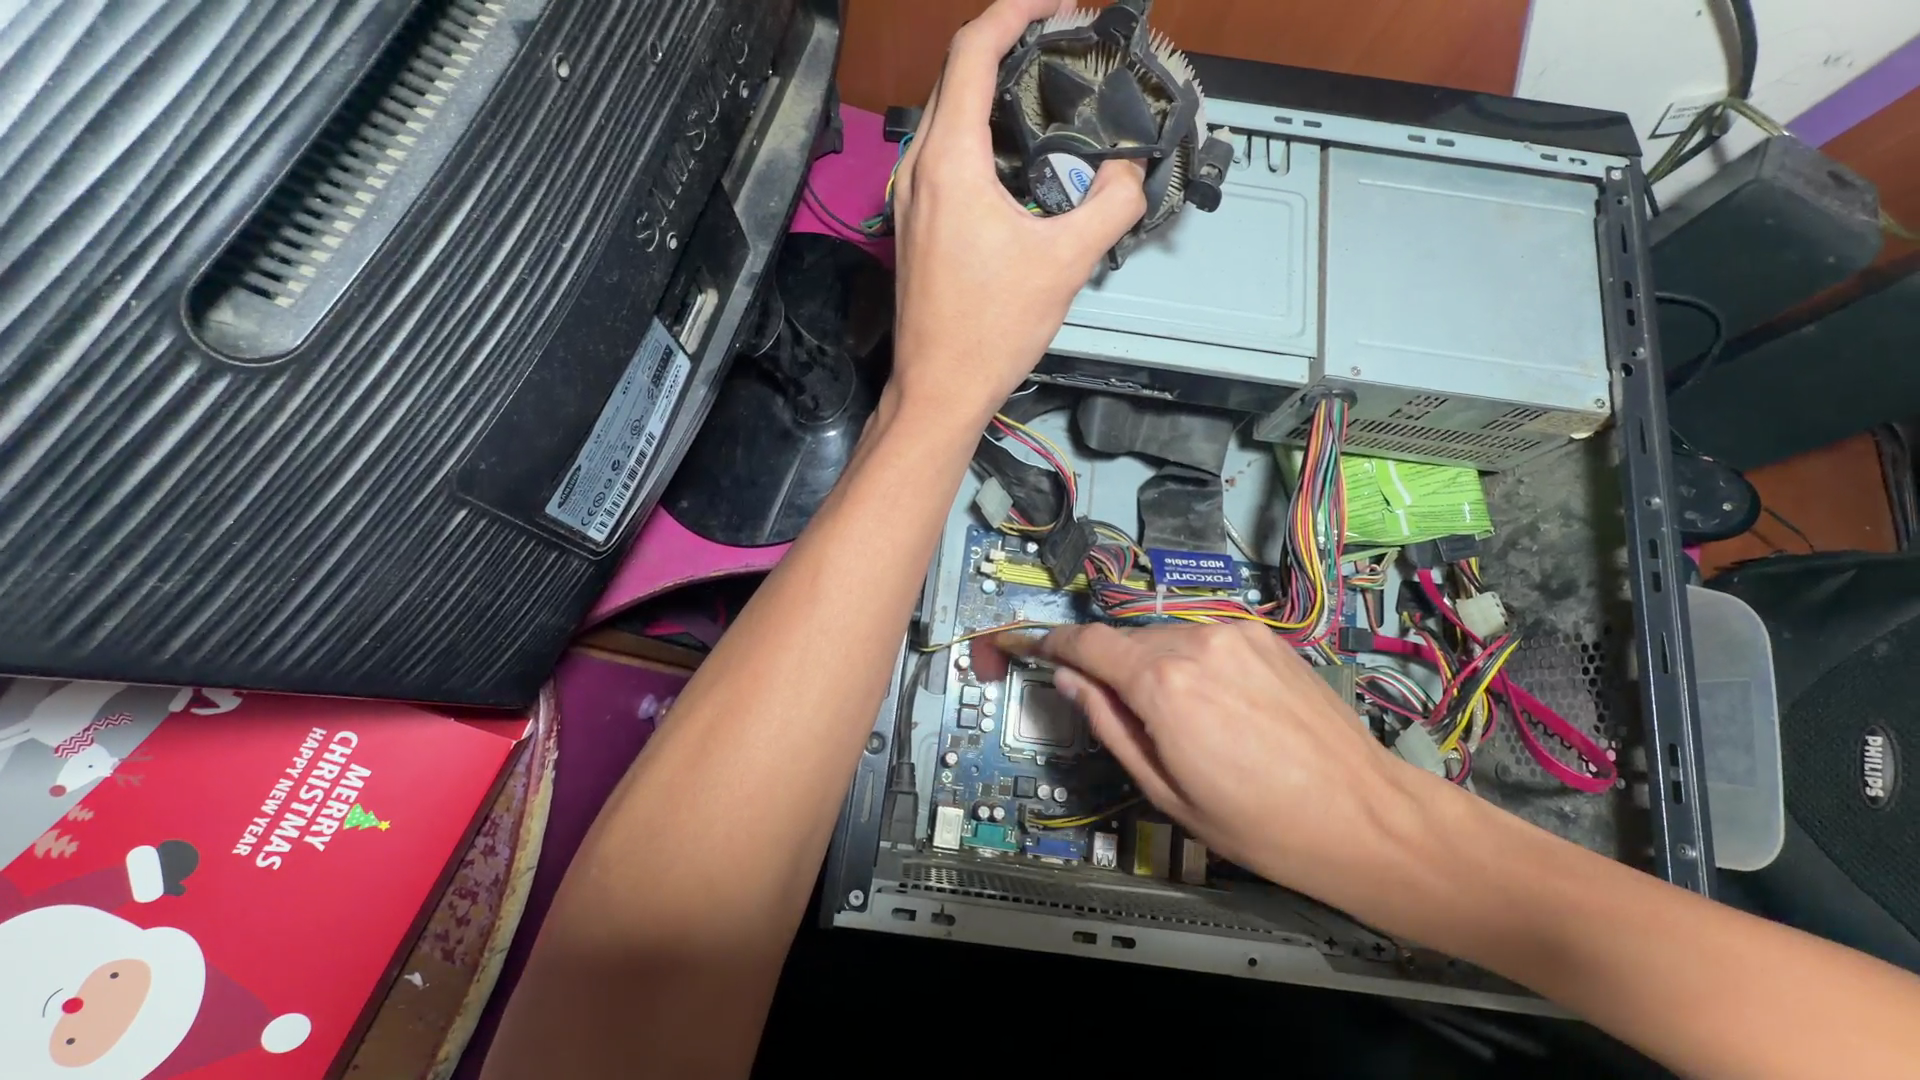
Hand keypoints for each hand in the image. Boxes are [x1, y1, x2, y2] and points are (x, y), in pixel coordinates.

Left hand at [889, 0, 1146, 427]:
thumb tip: (1129, 174)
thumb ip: (1111, 206)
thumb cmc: (986, 334)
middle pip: (955, 74)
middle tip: (1059, 41)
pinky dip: (977, 132)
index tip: (1056, 2)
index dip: (1016, 9)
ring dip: (990, 89)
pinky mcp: (913, 224)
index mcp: (949, 164)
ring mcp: (910, 199)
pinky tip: (1015, 155)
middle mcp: (918, 171)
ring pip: (945, 113)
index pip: (973, 50)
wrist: (938, 388)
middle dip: (1006, 42)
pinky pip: (942, 154)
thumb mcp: (1066, 263)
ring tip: (1043, 90)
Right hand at [1004, 622, 1446, 908]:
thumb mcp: (1163, 789)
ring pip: (1164, 636)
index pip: (1087, 643)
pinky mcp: (1265, 637)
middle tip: (1109, 706)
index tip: (1032, 646)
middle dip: (1106, 665)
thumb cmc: (1259, 821)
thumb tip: (1070, 681)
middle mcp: (1196, 642)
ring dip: (1149, 663)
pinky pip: (1203, 638)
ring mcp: (1236, 634)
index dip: (1052, 643)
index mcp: (1163, 683)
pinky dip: (1188, 659)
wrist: (1361, 815)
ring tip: (1172, 716)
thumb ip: (1107, 724)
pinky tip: (1211, 702)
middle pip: (1125, 639)